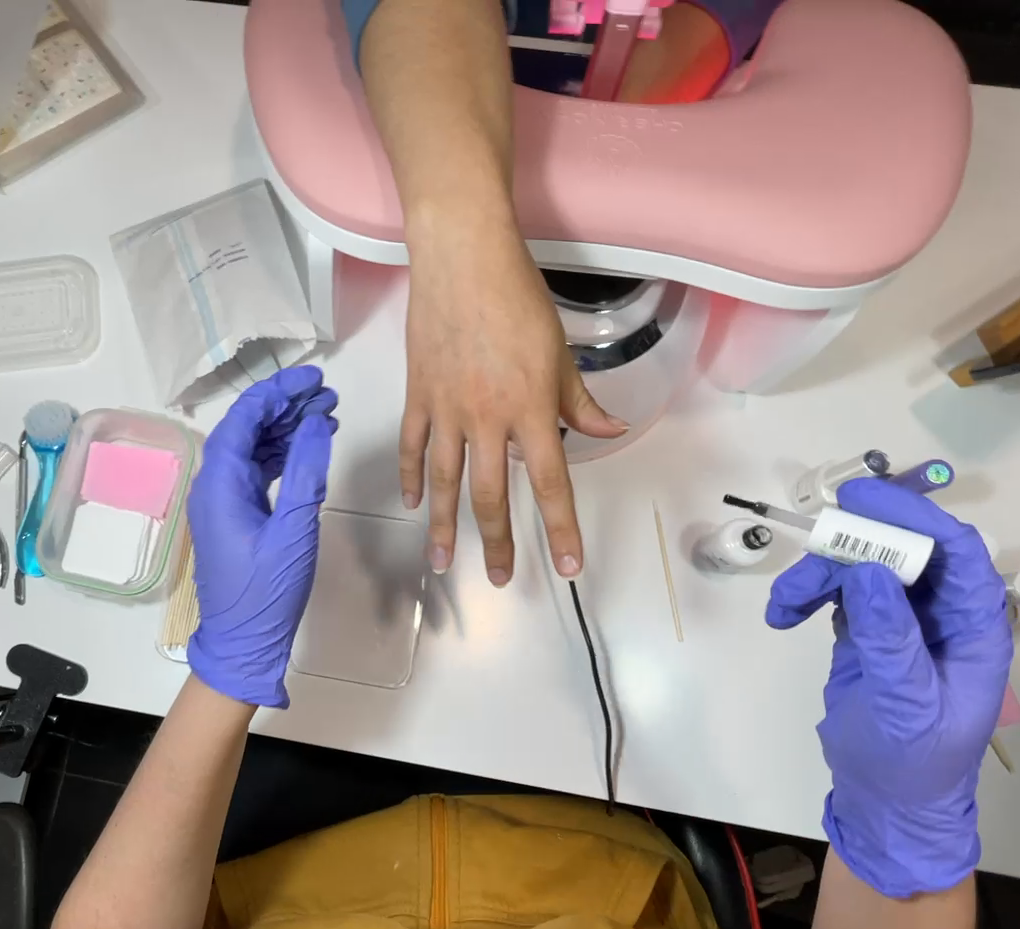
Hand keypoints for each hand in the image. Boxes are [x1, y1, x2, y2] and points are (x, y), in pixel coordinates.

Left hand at [187, 365, 337, 707]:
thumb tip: (316, 423)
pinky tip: (309, 449)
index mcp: (219, 482)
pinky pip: (257, 471)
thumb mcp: (294, 530)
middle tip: (329, 397)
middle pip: (248, 427)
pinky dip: (283, 456)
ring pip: (253, 448)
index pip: (245, 417)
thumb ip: (306, 472)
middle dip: (287, 406)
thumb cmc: (266, 591)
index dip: (279, 391)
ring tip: (327, 417)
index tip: (315, 379)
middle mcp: (214, 484)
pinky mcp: (235, 515)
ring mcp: (223, 500)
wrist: (243, 641)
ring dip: (287, 430)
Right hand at [399, 222, 626, 585]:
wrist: (463, 260)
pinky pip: (411, 447)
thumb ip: (580, 402)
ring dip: (444, 527)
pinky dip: (409, 476)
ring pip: (445, 482)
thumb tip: (610, 432)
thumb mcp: (559, 352)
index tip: (568, 567)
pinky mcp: (418, 397)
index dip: (560, 530)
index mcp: (531, 411)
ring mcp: (446, 412)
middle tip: (500, 578)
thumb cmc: (517, 300)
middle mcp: (487, 421)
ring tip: (441, 561)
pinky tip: (412, 502)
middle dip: (497, 543)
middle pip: (491, 496)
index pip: (550, 484)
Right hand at [764, 478, 1012, 897]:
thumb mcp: (904, 703)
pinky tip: (782, 617)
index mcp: (971, 628)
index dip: (915, 518)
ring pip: (859, 569)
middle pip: (900, 552)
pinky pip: (837, 592)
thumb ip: (890, 638)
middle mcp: (939, 616)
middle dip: (853, 543)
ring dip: (816, 576)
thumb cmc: (910, 758)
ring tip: (782, 607)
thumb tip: (866, 571)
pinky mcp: (865, 632)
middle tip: (813, 538)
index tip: (861, 498)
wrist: (885, 797)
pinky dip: (806, 596)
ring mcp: (900, 622)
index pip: (955, 553)